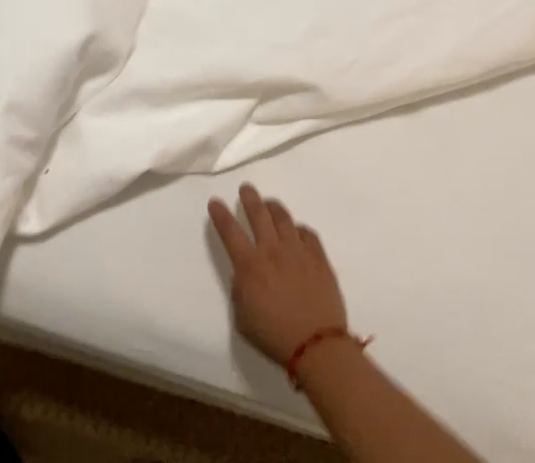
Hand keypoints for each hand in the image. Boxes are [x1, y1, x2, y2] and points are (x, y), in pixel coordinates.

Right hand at [208, 183, 348, 366]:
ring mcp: (299, 253)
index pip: (230, 232)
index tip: (215, 203)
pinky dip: (299, 229)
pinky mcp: (320, 260)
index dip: (220, 215)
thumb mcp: (242, 316)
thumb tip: (245, 274)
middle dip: (250, 198)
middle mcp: (273, 252)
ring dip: (274, 207)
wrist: (318, 346)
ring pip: (284, 219)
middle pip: (259, 215)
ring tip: (270, 203)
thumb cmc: (274, 335)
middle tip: (246, 188)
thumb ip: (240, 289)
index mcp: (249, 266)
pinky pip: (308, 234)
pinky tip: (297, 231)